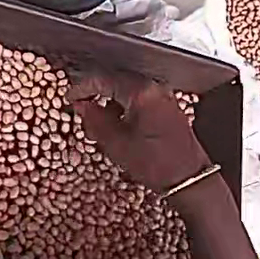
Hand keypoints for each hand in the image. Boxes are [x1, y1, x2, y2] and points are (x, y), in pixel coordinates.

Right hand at [69, 73, 211, 192]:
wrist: (188, 179)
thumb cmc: (156, 164)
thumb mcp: (116, 144)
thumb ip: (94, 120)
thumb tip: (81, 106)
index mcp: (141, 92)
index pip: (104, 79)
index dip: (83, 88)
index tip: (71, 97)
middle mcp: (154, 89)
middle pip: (117, 82)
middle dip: (97, 94)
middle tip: (83, 108)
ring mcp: (164, 97)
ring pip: (129, 91)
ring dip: (112, 103)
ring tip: (101, 123)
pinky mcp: (169, 108)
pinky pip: (141, 100)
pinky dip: (126, 108)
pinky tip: (120, 126)